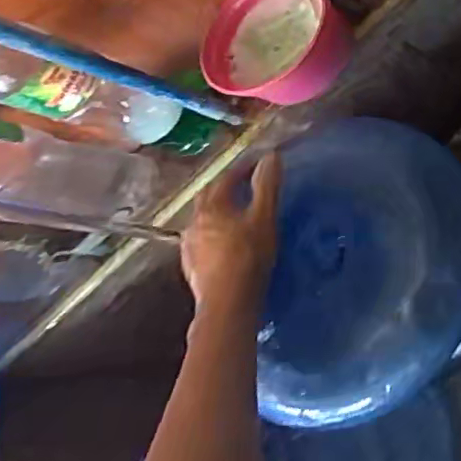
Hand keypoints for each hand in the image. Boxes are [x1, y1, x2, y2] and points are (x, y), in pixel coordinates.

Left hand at [181, 153, 281, 314]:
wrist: (227, 303)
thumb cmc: (249, 256)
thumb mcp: (264, 217)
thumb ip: (267, 185)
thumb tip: (271, 156)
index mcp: (212, 206)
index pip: (226, 178)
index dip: (242, 168)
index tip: (258, 164)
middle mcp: (195, 221)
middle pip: (209, 196)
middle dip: (226, 187)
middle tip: (245, 184)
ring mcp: (189, 245)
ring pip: (204, 218)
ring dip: (219, 210)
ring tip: (237, 212)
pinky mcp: (191, 265)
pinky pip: (202, 238)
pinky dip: (215, 231)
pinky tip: (225, 240)